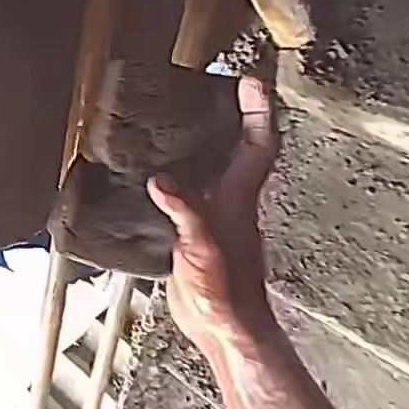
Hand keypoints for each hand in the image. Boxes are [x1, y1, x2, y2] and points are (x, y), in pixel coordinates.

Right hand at [146, 72, 279, 345]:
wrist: (222, 327)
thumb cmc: (224, 294)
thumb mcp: (202, 251)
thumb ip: (185, 214)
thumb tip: (160, 181)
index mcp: (237, 202)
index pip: (256, 146)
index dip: (256, 111)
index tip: (245, 81)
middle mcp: (228, 205)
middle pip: (236, 151)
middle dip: (230, 118)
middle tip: (210, 94)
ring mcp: (211, 221)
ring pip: (212, 173)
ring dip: (202, 147)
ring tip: (176, 127)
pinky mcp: (191, 237)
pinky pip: (186, 197)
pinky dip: (174, 182)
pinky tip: (152, 183)